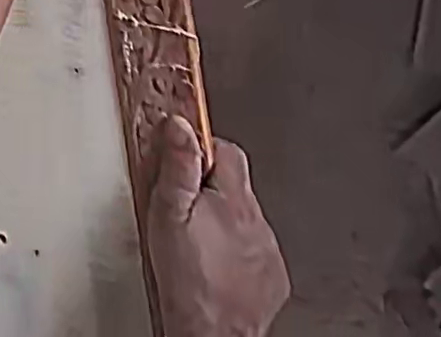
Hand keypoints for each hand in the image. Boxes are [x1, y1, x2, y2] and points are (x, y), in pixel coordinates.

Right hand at [147, 117, 289, 336]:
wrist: (210, 336)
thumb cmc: (186, 276)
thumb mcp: (167, 209)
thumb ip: (177, 164)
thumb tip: (180, 125)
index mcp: (235, 201)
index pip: (227, 150)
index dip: (201, 147)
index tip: (182, 155)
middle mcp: (259, 224)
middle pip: (235, 182)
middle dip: (208, 184)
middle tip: (182, 200)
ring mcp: (269, 253)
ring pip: (243, 215)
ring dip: (220, 215)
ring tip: (194, 233)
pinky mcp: (272, 278)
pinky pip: (252, 245)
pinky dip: (233, 245)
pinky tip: (211, 257)